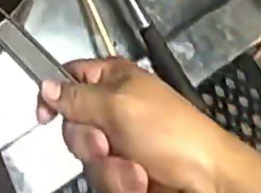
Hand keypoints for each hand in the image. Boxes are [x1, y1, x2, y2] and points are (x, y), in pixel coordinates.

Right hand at [37, 58, 260, 192]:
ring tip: (136, 173)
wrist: (215, 184)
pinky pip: (106, 180)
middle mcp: (113, 109)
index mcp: (111, 79)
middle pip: (73, 123)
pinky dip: (120, 184)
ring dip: (109, 169)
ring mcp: (122, 144)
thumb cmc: (172, 132)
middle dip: (88, 140)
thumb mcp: (118, 106)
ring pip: (89, 158)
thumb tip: (45, 86)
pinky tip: (142, 184)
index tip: (44, 116)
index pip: (68, 77)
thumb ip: (76, 97)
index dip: (53, 94)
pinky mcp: (130, 176)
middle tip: (106, 143)